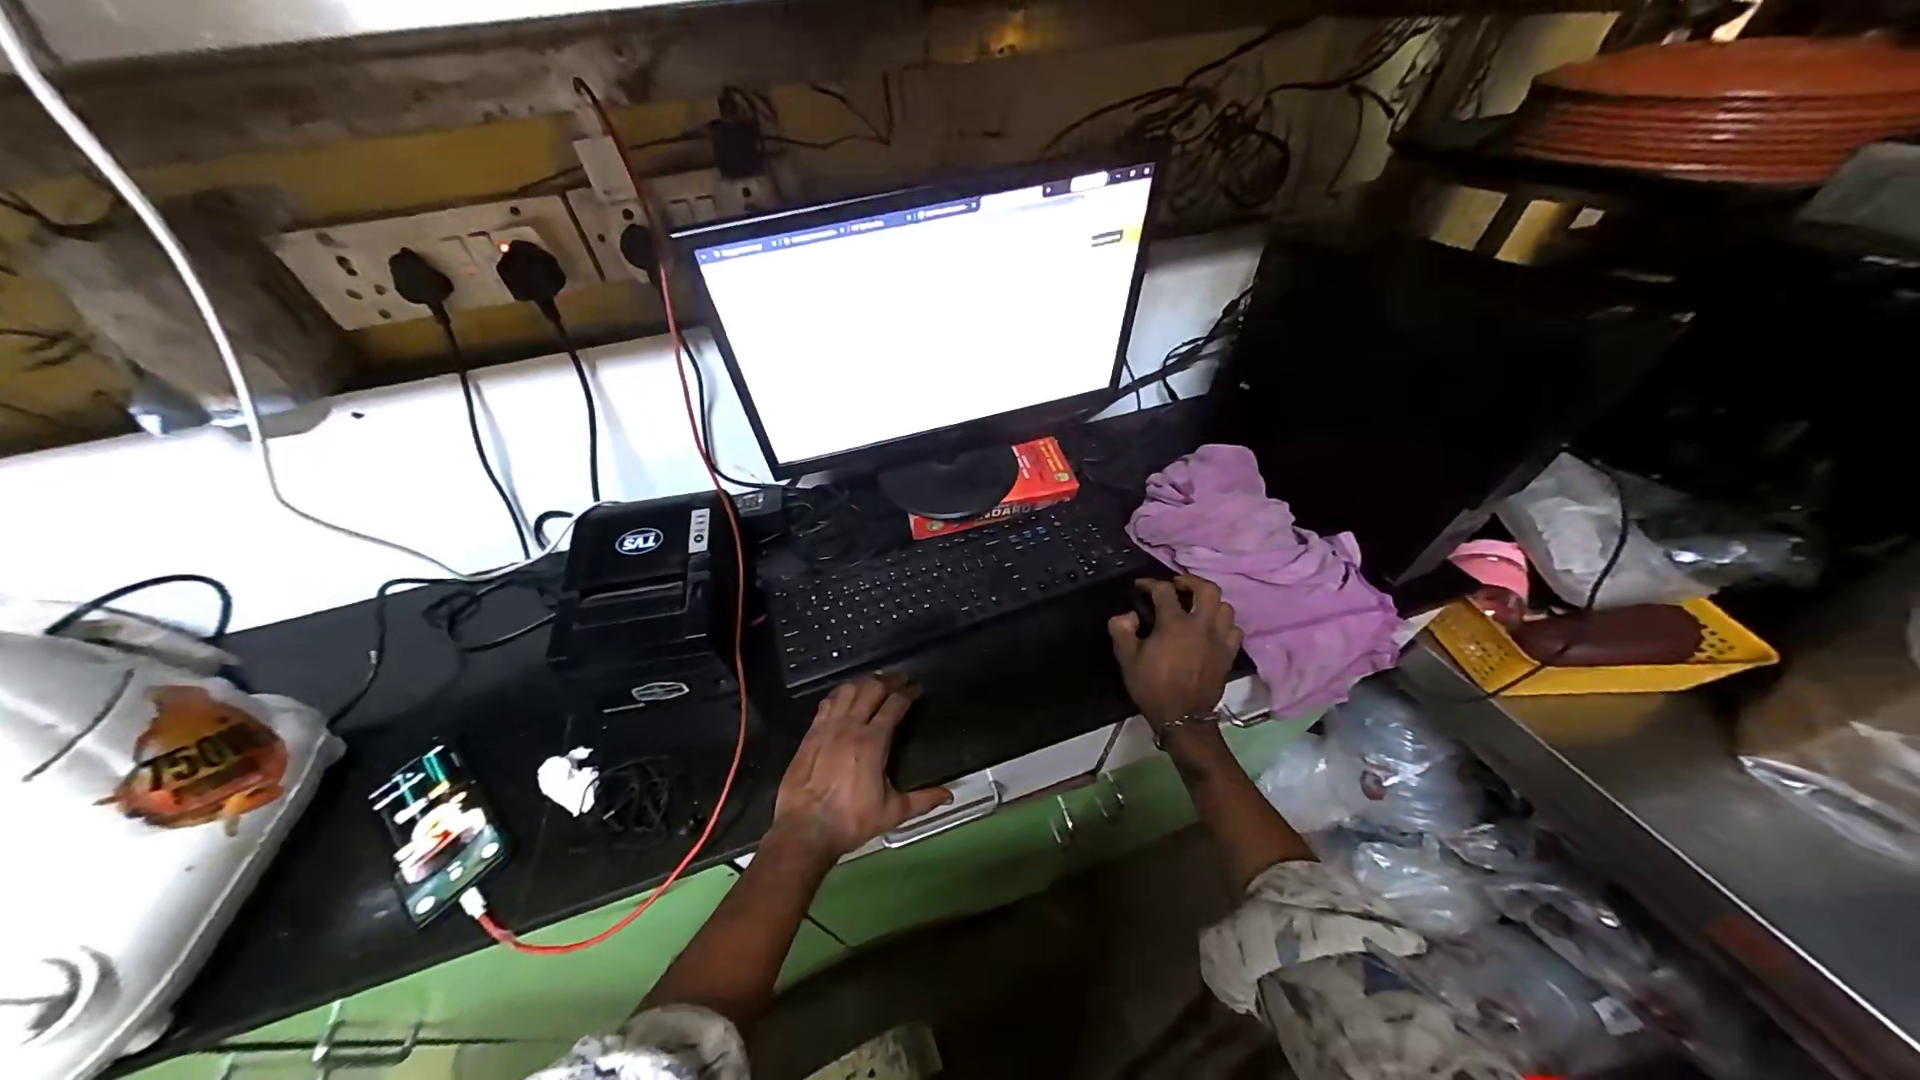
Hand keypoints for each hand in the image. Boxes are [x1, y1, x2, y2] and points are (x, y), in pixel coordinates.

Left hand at [772, 673, 952, 860]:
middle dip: (889, 679)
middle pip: (872, 689)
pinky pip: (827, 703)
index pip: (895, 705)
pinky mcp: (810, 734)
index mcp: (873, 741)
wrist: (804, 830)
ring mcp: (827, 727)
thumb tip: (949, 795)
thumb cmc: (851, 820)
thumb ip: (922, 800)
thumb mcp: (892, 812)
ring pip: (848, 690)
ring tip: (876, 680)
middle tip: (901, 678)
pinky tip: (846, 694)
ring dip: (865, 681)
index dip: (908, 693)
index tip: (917, 688)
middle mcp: (850, 726)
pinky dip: (840, 693)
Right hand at [1108, 575, 1243, 731]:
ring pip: (1225, 607)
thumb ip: (1121, 629)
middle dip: (1191, 581)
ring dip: (1210, 601)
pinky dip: (1224, 623)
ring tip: (1197, 606)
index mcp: (1175, 623)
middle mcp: (1201, 625)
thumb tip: (1128, 614)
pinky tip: (1212, 628)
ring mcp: (1219, 639)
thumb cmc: (1152, 686)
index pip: (1164, 590)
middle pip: (1207, 589)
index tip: (1141, 586)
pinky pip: (1234, 629)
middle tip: (1178, 585)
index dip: (1150, 583)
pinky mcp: (1229, 653)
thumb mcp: (1126, 658)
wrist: (1182, 717)